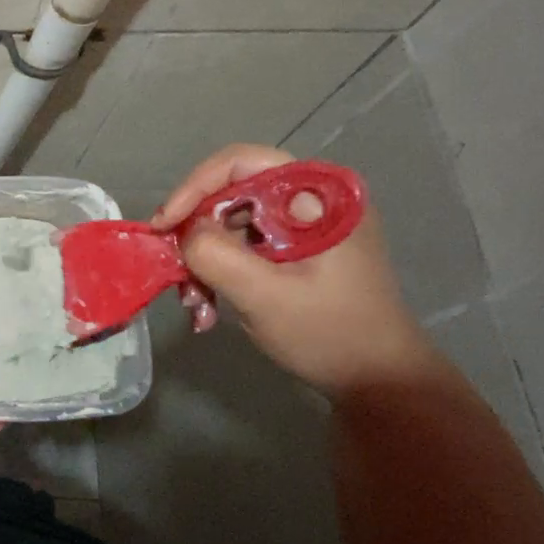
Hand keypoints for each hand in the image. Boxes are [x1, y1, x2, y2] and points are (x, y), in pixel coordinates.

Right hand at [153, 144, 430, 396]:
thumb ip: (216, 254)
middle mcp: (312, 200)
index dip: (194, 187)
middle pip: (229, 193)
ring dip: (202, 261)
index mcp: (319, 197)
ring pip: (227, 222)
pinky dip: (217, 273)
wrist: (378, 380)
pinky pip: (239, 245)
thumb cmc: (329, 333)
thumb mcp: (263, 295)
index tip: (165, 227)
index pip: (241, 163)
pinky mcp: (294, 249)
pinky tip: (209, 308)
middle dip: (195, 234)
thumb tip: (183, 232)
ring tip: (195, 304)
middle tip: (175, 271)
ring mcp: (302, 226)